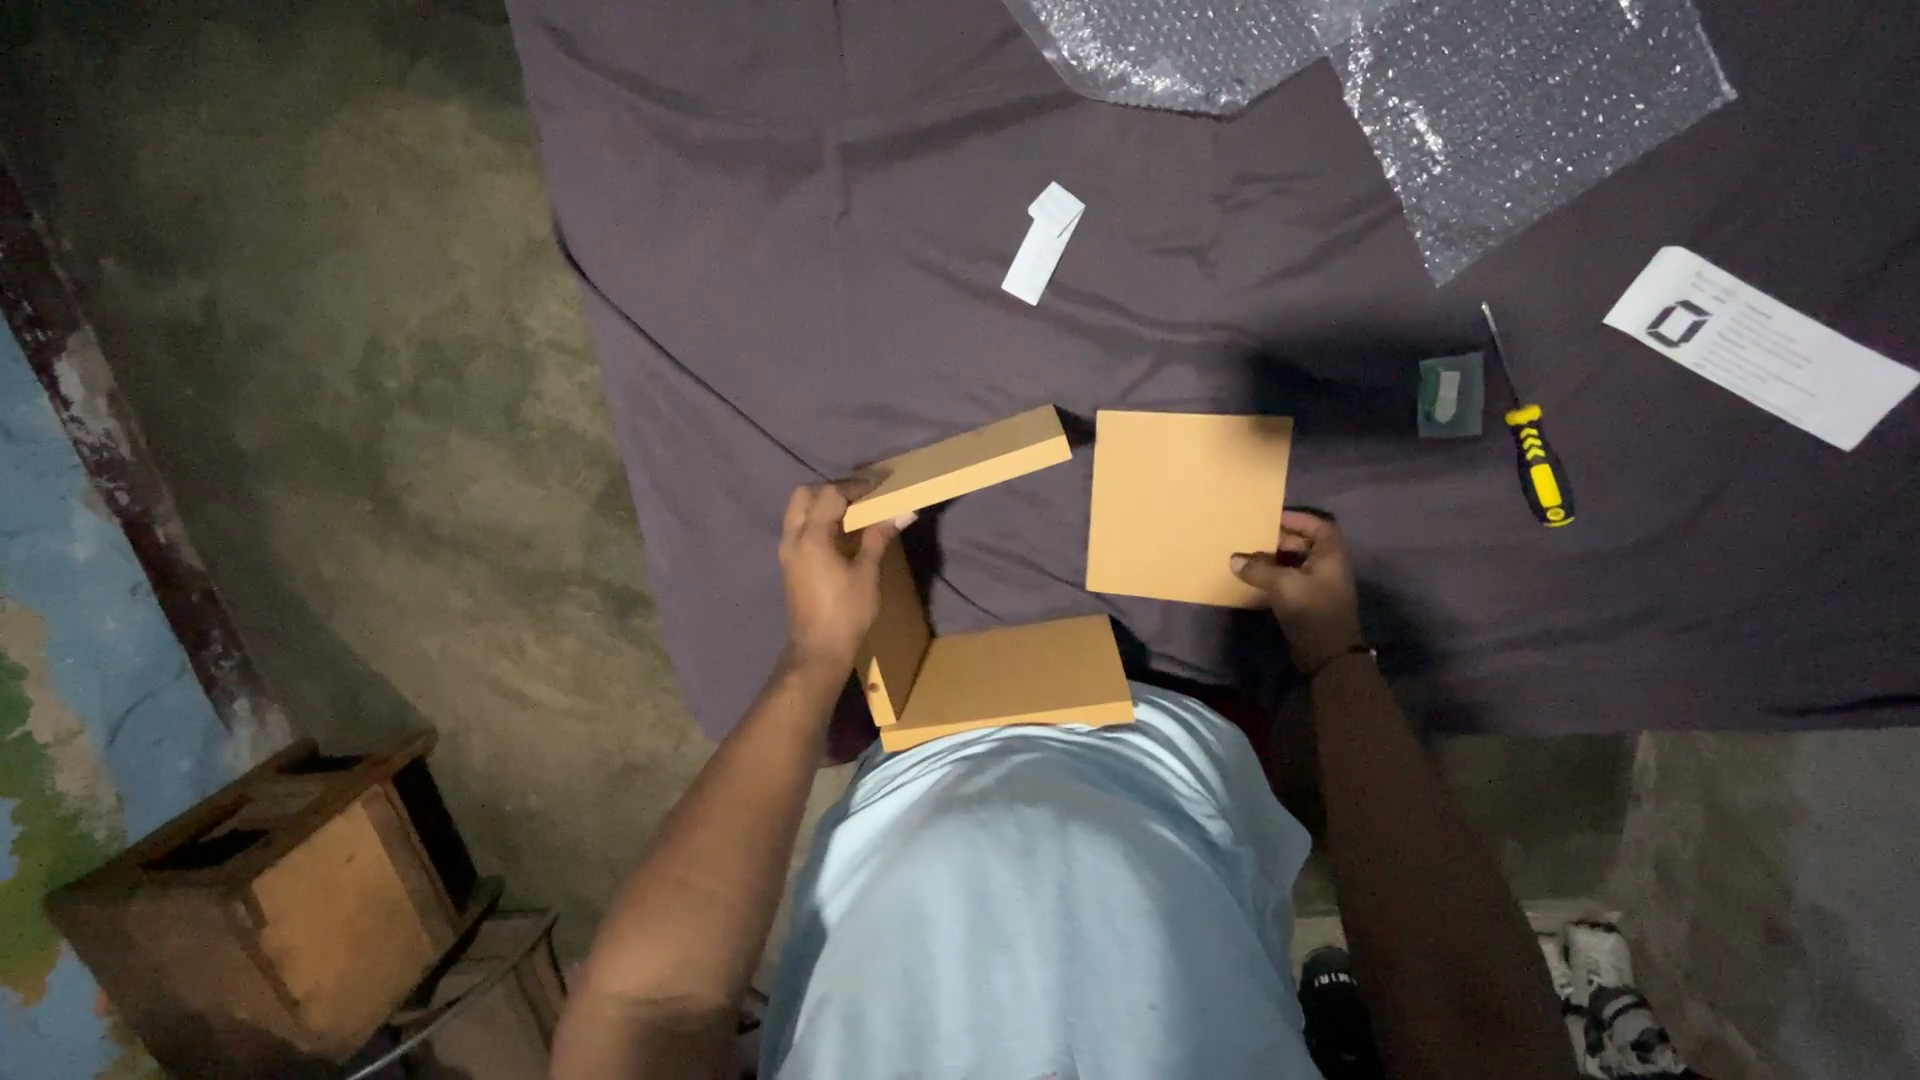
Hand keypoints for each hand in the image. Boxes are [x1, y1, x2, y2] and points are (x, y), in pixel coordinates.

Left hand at [778, 482, 904, 673]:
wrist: (818, 650)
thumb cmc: (846, 612)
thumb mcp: (867, 573)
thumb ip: (879, 537)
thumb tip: (903, 512)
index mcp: (811, 537)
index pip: (829, 494)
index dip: (854, 487)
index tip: (877, 488)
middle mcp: (793, 539)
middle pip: (804, 495)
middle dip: (831, 490)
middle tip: (859, 498)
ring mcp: (787, 552)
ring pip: (798, 512)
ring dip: (822, 506)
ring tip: (852, 515)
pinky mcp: (789, 564)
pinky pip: (800, 529)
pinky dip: (818, 522)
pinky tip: (841, 535)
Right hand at [1231, 511, 1364, 672]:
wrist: (1328, 654)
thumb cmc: (1312, 610)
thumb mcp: (1283, 585)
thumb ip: (1258, 569)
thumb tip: (1234, 559)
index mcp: (1330, 555)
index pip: (1319, 525)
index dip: (1298, 518)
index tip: (1272, 516)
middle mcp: (1328, 565)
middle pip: (1305, 543)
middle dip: (1279, 539)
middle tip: (1254, 537)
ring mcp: (1320, 584)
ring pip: (1295, 562)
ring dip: (1274, 559)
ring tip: (1250, 556)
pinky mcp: (1309, 601)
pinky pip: (1291, 579)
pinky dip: (1275, 575)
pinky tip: (1256, 578)